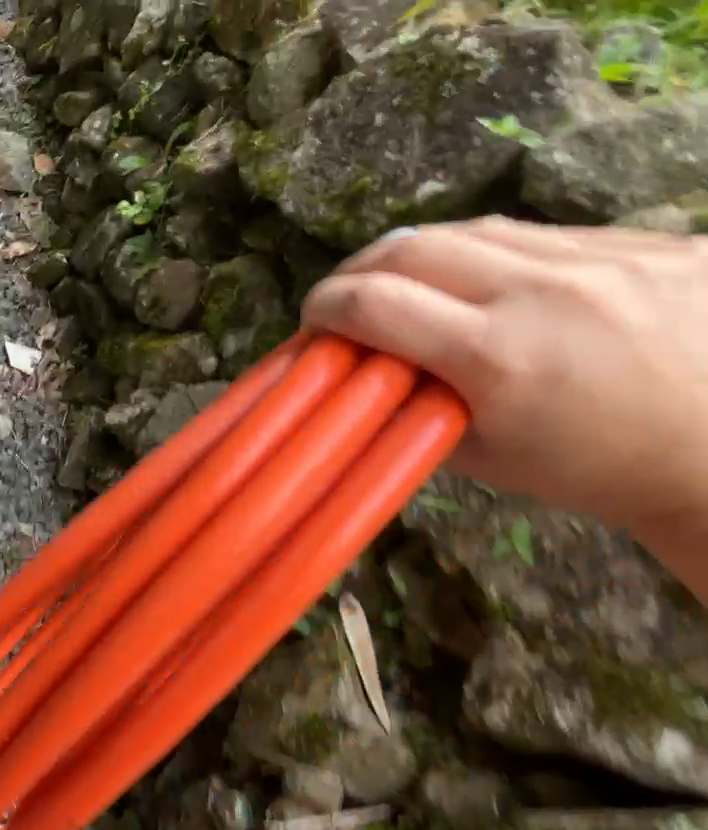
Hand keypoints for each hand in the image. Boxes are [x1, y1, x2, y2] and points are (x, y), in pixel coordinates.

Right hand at [301, 217, 707, 537]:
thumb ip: (410, 400)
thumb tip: (360, 368)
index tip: (312, 324)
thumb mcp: (475, 450)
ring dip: (419, 255)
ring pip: (474, 229)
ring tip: (406, 284)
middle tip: (343, 299)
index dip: (323, 306)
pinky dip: (490, 255)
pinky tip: (488, 284)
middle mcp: (544, 291)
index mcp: (493, 355)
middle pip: (411, 247)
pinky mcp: (650, 242)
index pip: (371, 302)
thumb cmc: (589, 468)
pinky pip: (541, 234)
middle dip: (357, 270)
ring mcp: (605, 258)